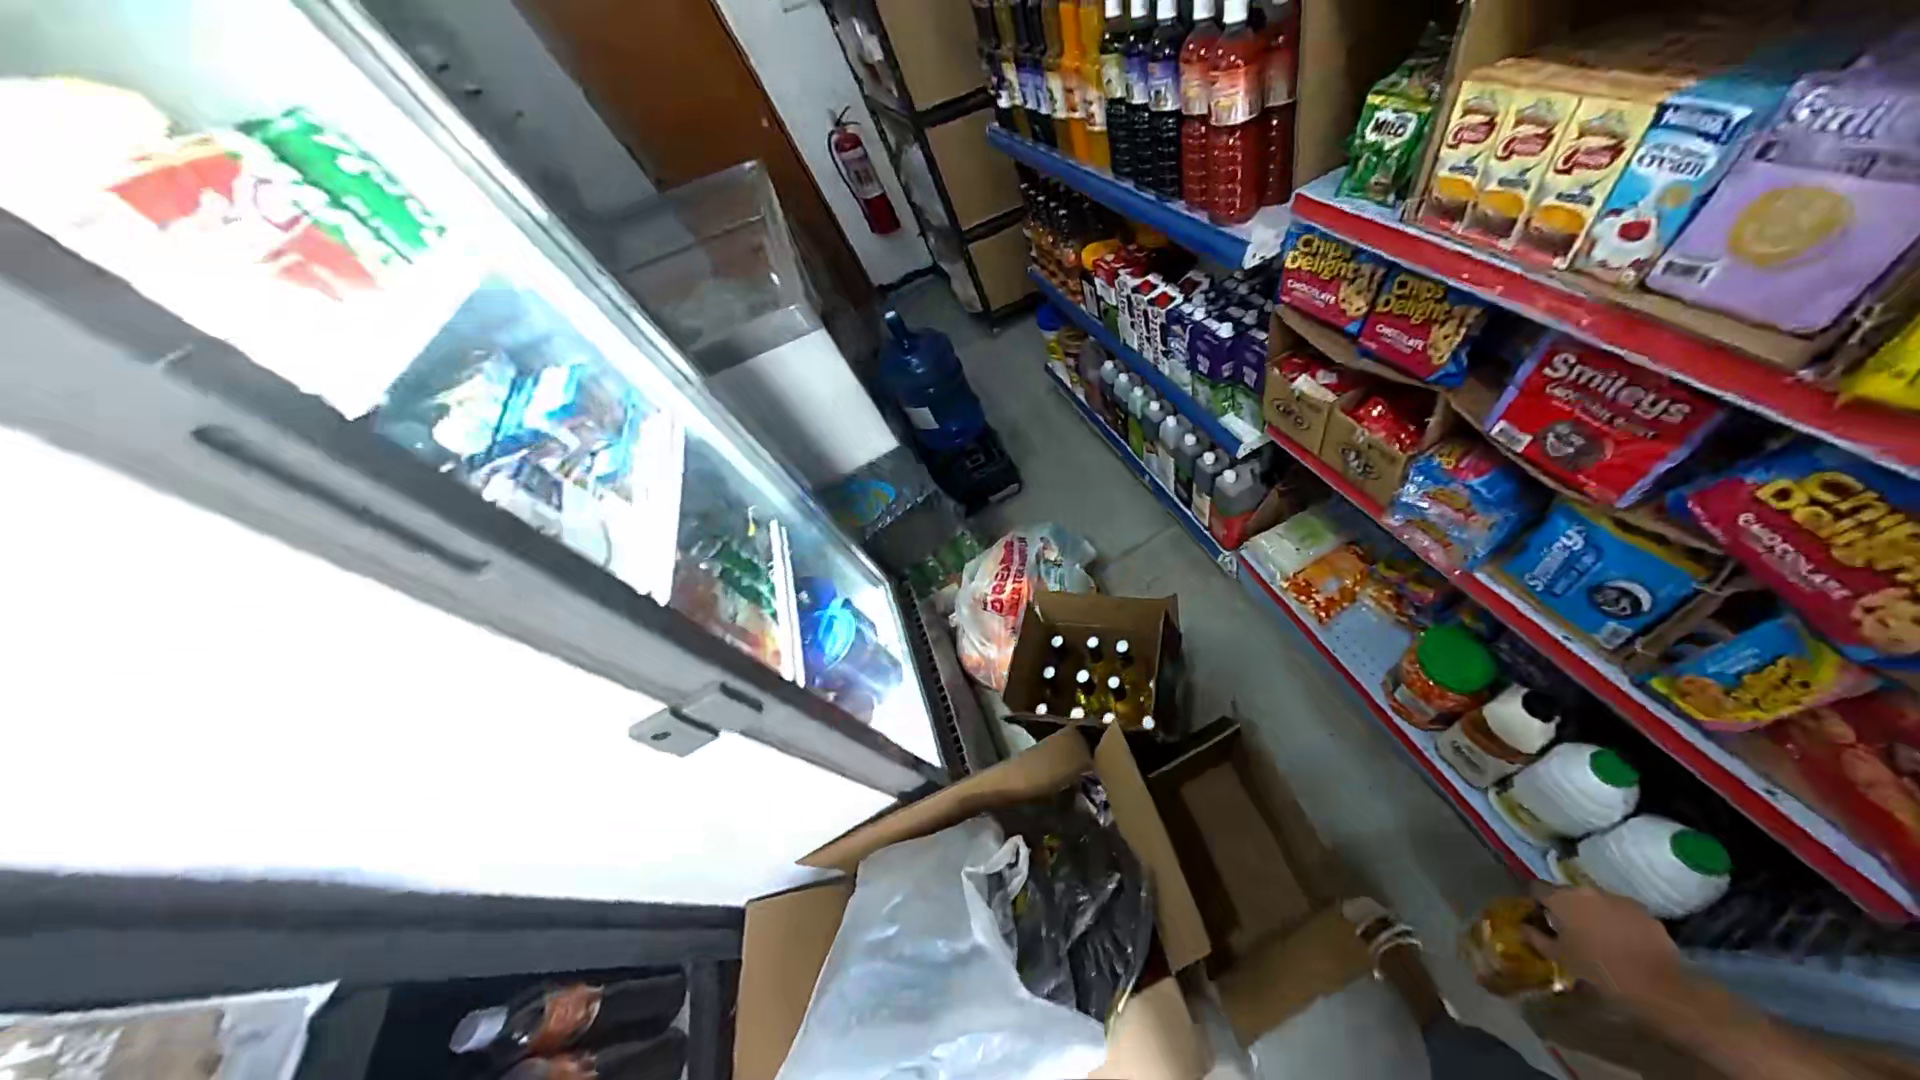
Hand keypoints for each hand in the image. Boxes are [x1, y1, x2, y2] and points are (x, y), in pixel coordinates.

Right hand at [1523, 886, 1684, 1008]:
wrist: (1657, 986)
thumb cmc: (1598, 969)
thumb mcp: (1559, 957)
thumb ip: (1535, 938)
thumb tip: (1523, 927)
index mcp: (1562, 898)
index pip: (1537, 887)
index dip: (1537, 900)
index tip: (1541, 915)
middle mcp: (1587, 891)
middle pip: (1569, 893)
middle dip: (1568, 906)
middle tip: (1572, 928)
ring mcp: (1619, 900)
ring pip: (1598, 901)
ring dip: (1594, 912)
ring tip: (1602, 935)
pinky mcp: (1645, 912)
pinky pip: (1624, 911)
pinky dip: (1620, 921)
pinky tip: (1626, 941)